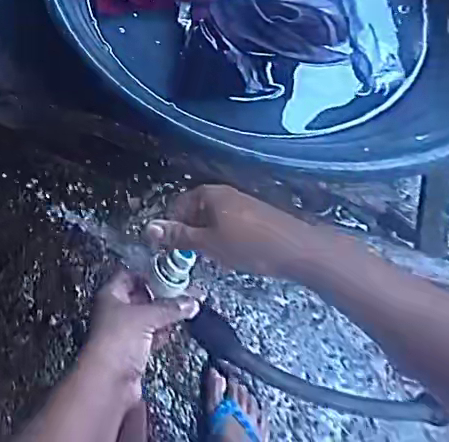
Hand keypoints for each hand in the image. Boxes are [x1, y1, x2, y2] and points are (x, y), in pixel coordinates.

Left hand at [77, 271, 198, 384]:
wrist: (110, 379)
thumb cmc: (119, 339)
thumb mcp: (144, 317)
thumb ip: (169, 309)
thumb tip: (192, 302)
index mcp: (111, 293)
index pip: (130, 276)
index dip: (148, 275)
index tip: (170, 277)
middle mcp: (116, 309)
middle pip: (140, 297)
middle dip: (160, 296)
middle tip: (183, 295)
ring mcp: (124, 330)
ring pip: (147, 317)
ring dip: (164, 315)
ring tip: (185, 311)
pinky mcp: (133, 350)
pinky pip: (150, 335)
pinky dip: (162, 333)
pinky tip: (174, 331)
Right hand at [144, 184, 338, 279]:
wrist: (300, 250)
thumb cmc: (250, 245)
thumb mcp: (209, 244)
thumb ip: (178, 236)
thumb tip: (148, 228)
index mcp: (206, 193)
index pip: (177, 207)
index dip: (173, 228)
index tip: (176, 250)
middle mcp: (222, 192)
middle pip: (195, 211)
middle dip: (193, 233)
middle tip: (198, 255)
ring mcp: (241, 202)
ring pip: (214, 219)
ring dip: (210, 236)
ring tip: (219, 257)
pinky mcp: (256, 215)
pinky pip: (231, 223)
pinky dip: (228, 237)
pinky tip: (239, 254)